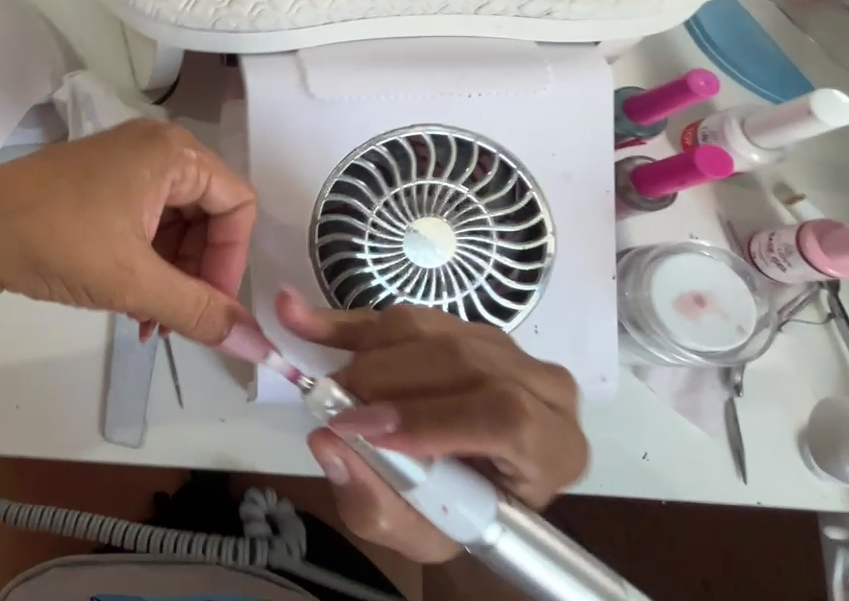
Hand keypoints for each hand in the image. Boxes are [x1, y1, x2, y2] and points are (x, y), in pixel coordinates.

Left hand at [0, 119, 256, 345]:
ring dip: (171, 277)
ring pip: (174, 225)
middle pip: (207, 216)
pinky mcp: (98, 183)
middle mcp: (153, 147)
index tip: (211, 308)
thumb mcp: (135, 282)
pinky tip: (131, 305)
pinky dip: (145, 263)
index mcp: (171, 152)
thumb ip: (201, 313)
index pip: (237, 205)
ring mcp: (122, 163)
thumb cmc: (58, 243)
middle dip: (197, 275)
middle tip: (176, 321)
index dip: (232, 261)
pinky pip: (144, 222)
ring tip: (149, 321)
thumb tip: (263, 348)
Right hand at [277, 289, 588, 562]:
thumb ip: (376, 502)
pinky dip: (341, 320)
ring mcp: (499, 346)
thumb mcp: (419, 534)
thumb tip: (328, 442)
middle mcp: (540, 387)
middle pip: (461, 364)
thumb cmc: (455, 513)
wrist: (464, 480)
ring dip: (366, 354)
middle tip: (332, 407)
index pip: (506, 419)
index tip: (363, 431)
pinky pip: (397, 315)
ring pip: (426, 332)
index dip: (431, 419)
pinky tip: (294, 315)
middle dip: (384, 383)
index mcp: (553, 449)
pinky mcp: (453, 322)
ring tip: (329, 387)